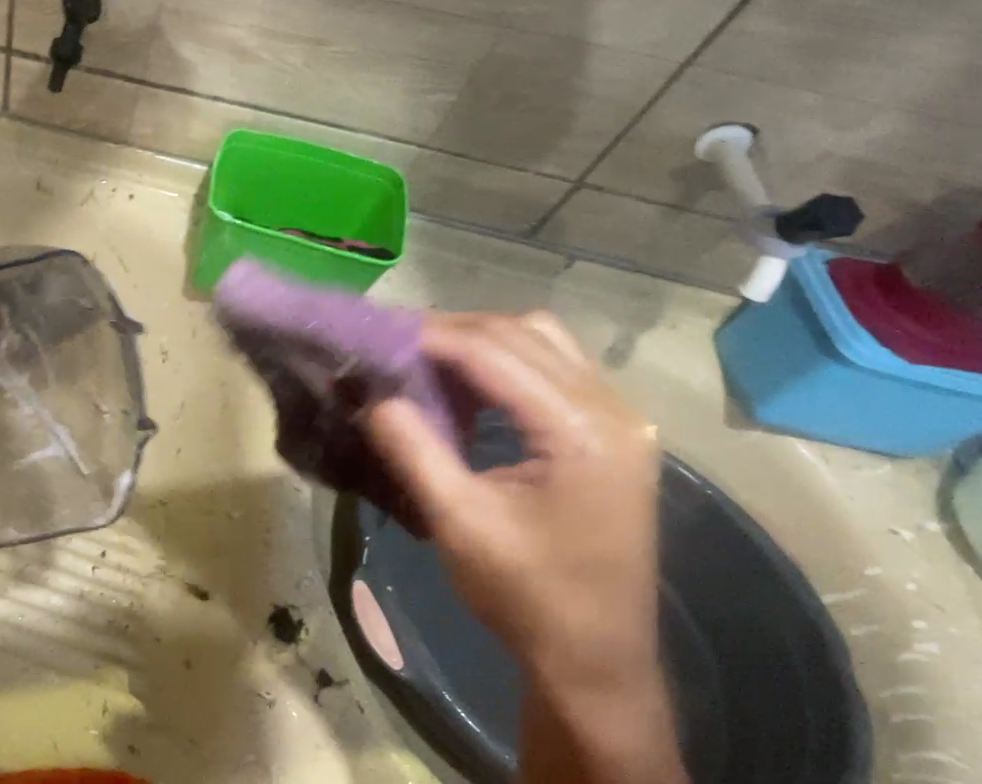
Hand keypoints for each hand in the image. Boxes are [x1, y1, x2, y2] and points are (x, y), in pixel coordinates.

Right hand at [363, 312, 684, 783]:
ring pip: (542, 340)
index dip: (427, 337)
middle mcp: (613, 410)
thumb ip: (410, 445)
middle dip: (451, 331)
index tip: (372, 338)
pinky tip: (468, 388)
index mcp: (581, 431)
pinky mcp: (614, 433)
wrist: (594, 658)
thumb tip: (368, 389)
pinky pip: (555, 367)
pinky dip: (505, 362)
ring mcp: (621, 420)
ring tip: (425, 362)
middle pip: (522, 332)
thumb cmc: (525, 594)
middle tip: (392, 347)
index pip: (493, 351)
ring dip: (480, 341)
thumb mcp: (455, 520)